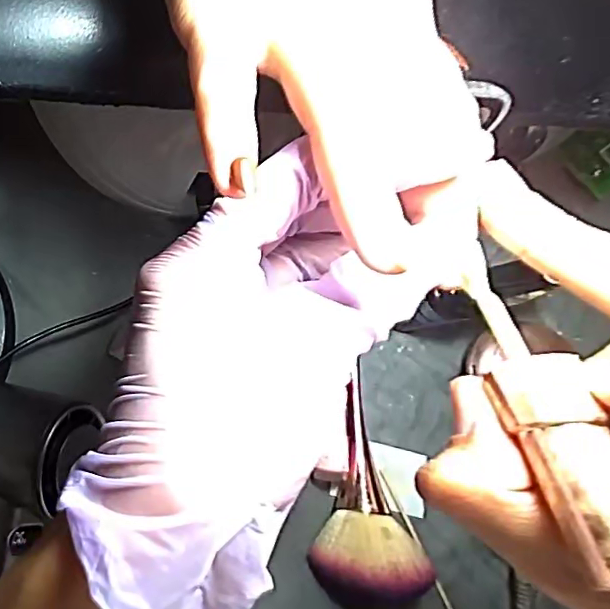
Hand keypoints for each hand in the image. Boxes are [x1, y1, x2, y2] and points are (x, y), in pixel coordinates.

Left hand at [62, 138, 457, 608]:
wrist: (192, 478)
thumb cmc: (169, 392)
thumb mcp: (181, 286)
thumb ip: (228, 229)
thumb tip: (257, 182)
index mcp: (214, 256)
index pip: (276, 190)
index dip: (322, 161)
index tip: (369, 130)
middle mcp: (257, 277)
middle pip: (321, 215)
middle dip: (367, 186)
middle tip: (420, 153)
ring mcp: (297, 311)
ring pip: (355, 251)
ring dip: (394, 223)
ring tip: (440, 184)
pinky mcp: (332, 346)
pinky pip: (377, 295)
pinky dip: (406, 270)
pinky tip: (434, 241)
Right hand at [149, 0, 490, 272]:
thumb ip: (394, 29)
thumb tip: (423, 82)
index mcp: (392, 5)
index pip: (432, 108)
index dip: (445, 173)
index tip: (451, 224)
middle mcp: (354, 17)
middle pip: (402, 124)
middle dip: (424, 202)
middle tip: (434, 266)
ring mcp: (285, 18)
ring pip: (332, 110)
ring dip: (357, 188)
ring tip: (377, 251)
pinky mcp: (217, 12)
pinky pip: (221, 87)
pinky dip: (227, 136)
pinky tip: (234, 184)